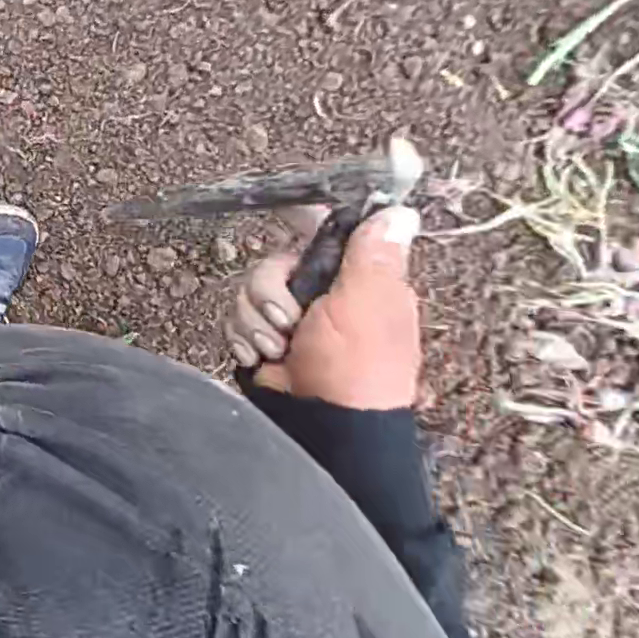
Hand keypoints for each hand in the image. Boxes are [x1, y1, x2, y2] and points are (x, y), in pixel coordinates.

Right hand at [223, 206, 422, 409]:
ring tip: (276, 347)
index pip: (321, 233)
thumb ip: (374, 256)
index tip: (279, 211)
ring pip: (248, 289)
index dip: (299, 220)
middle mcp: (320, 294)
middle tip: (287, 319)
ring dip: (256, 319)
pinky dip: (244, 336)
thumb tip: (402, 211)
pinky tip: (258, 355)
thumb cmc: (355, 368)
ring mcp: (289, 317)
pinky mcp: (263, 336)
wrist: (322, 426)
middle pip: (271, 262)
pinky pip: (237, 316)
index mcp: (353, 280)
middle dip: (268, 290)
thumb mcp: (369, 305)